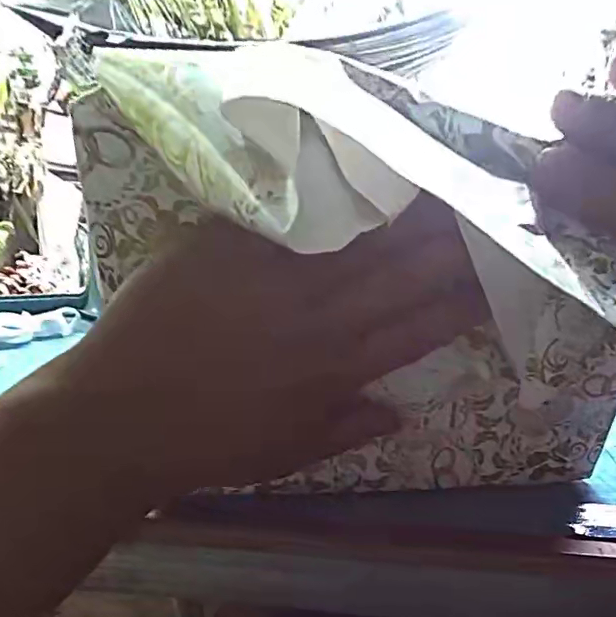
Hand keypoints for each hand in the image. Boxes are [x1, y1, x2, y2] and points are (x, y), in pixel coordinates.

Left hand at [43, 195, 489, 497]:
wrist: (121, 419)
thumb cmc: (206, 445)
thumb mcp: (286, 454)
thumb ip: (345, 429)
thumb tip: (400, 412)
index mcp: (333, 373)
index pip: (414, 333)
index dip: (458, 306)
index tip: (494, 281)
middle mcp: (317, 321)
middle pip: (398, 277)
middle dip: (450, 246)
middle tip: (490, 210)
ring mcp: (272, 280)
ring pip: (356, 241)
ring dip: (406, 211)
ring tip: (445, 180)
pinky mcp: (227, 247)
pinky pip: (287, 215)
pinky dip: (326, 191)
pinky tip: (358, 162)